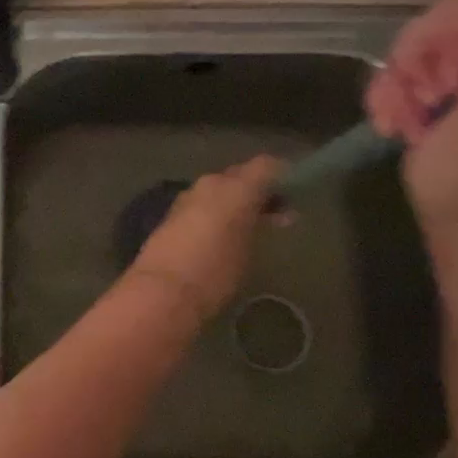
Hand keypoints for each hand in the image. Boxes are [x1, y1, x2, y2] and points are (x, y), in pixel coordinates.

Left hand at [127, 156, 281, 319]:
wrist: (161, 292)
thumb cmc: (216, 272)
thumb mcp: (249, 249)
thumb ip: (259, 224)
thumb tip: (268, 215)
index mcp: (236, 187)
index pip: (266, 166)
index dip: (282, 176)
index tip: (295, 192)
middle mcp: (209, 184)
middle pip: (239, 176)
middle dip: (257, 191)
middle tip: (275, 214)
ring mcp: (185, 198)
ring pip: (217, 191)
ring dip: (233, 203)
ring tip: (249, 228)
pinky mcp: (169, 216)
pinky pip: (200, 207)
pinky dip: (214, 214)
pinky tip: (222, 235)